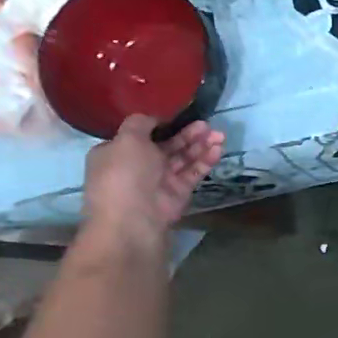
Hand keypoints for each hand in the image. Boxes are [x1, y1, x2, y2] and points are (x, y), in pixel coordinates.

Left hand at [82, 116, 224, 247]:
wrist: (133, 222)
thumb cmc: (125, 175)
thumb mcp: (126, 140)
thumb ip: (140, 123)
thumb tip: (153, 119)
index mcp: (118, 152)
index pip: (142, 135)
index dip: (162, 124)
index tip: (180, 115)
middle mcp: (138, 166)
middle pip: (167, 145)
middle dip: (188, 134)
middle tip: (207, 125)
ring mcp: (159, 181)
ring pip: (183, 159)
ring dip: (200, 146)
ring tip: (220, 135)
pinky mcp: (177, 194)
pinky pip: (192, 173)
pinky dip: (204, 161)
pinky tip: (217, 150)